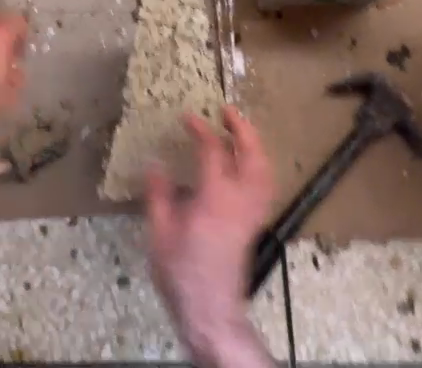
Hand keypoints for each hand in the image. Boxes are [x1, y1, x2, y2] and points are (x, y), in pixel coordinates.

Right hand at [144, 108, 274, 357]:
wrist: (210, 310)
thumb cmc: (180, 272)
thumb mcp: (159, 232)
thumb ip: (159, 195)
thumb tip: (155, 164)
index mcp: (215, 198)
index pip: (213, 151)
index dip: (201, 130)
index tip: (188, 117)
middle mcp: (240, 201)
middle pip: (252, 155)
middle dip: (242, 128)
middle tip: (227, 111)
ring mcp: (252, 213)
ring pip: (265, 170)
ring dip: (254, 145)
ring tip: (240, 131)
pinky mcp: (255, 225)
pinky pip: (266, 186)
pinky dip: (260, 166)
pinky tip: (248, 165)